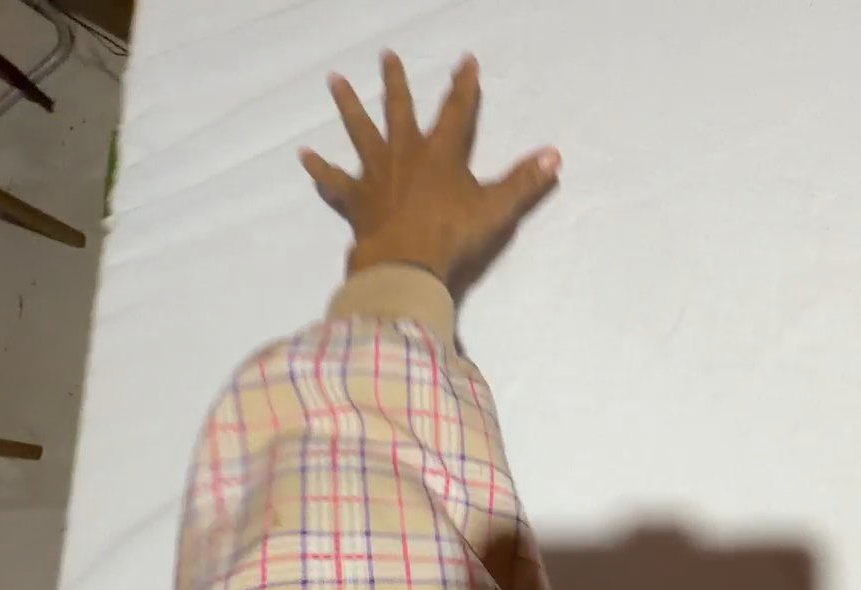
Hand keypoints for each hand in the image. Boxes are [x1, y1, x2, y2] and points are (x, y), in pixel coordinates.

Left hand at [301, 52, 559, 283]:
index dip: (464, 87)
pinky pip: (335, 181)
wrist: (406, 262)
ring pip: (360, 132)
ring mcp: (377, 174)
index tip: (466, 61)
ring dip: (349, 106)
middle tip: (386, 56)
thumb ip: (524, 182)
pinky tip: (305, 158)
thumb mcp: (497, 209)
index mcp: (440, 153)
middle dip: (395, 83)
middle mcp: (405, 153)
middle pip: (398, 110)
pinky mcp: (357, 199)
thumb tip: (554, 156)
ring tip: (335, 81)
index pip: (456, 112)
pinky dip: (321, 170)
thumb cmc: (453, 235)